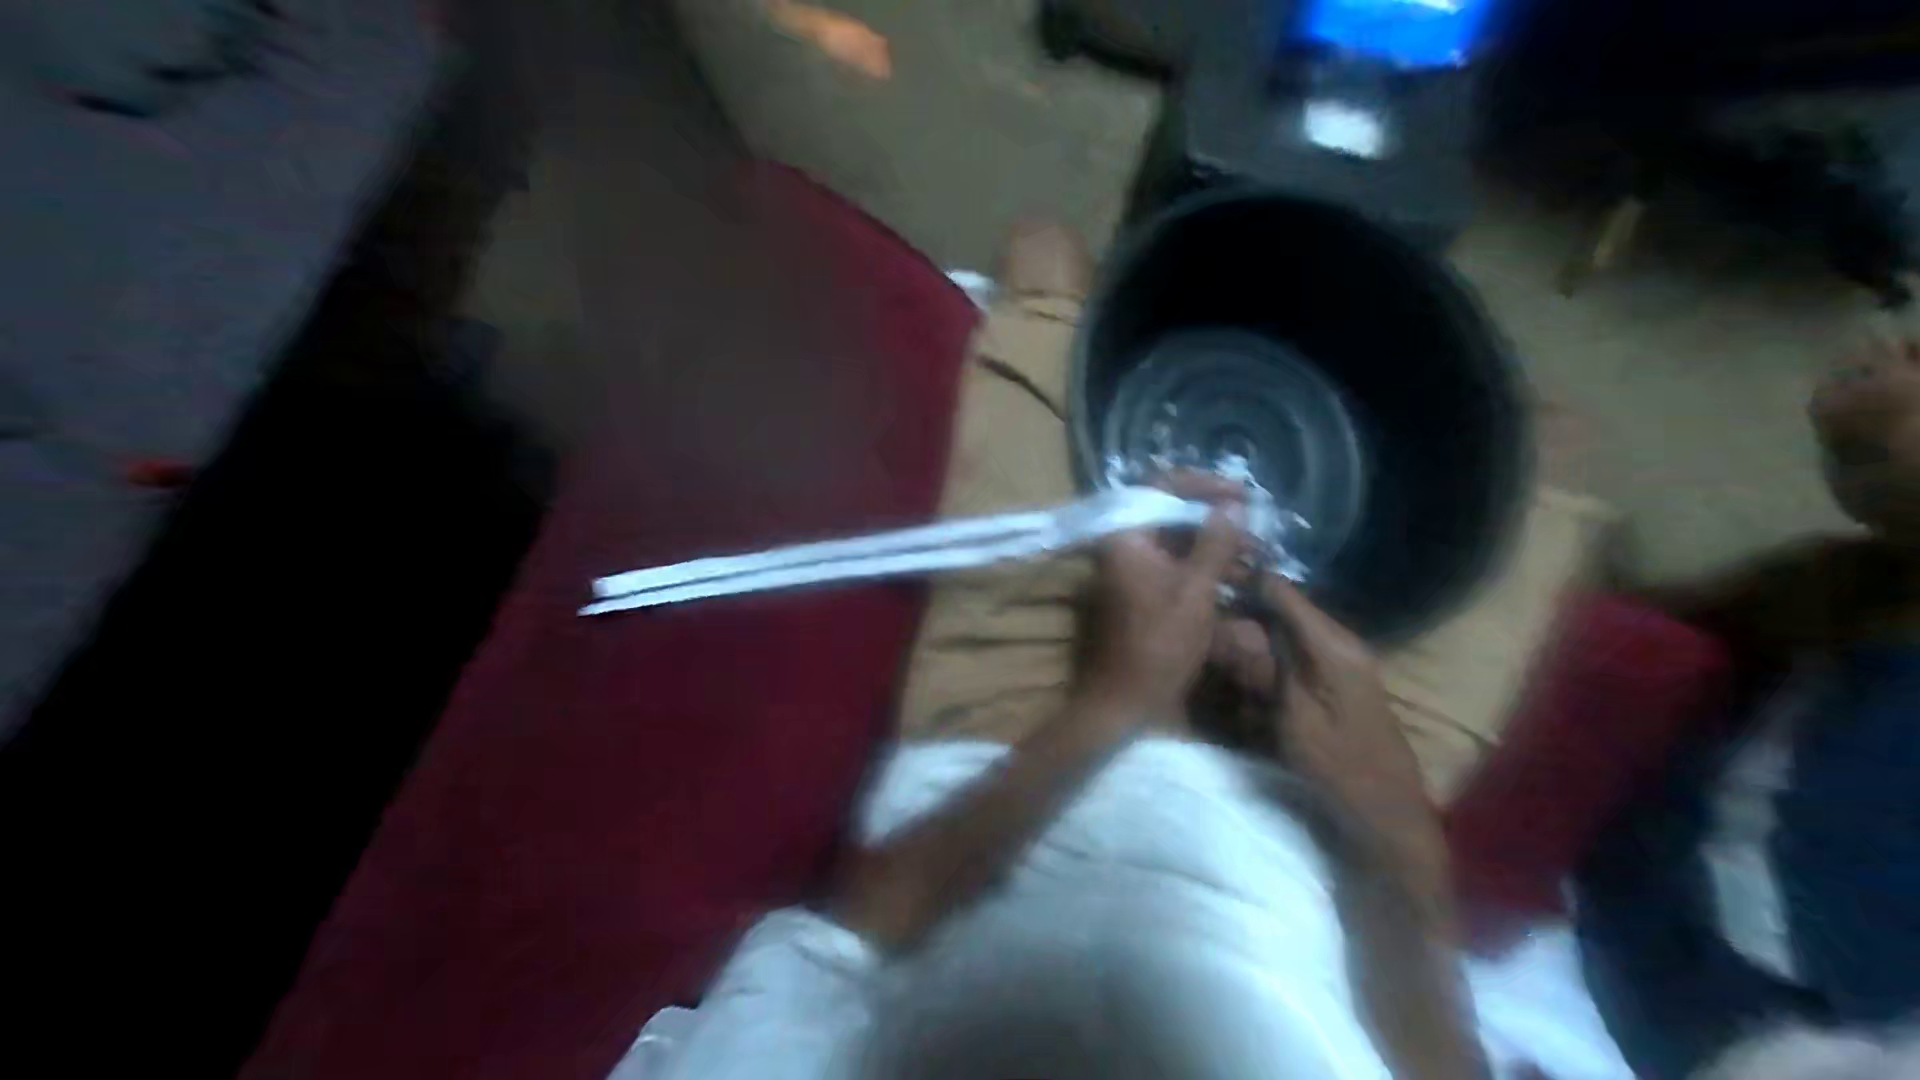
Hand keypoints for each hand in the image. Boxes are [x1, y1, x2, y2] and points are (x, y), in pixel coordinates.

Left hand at [1079, 472, 1249, 726]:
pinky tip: (1238, 578)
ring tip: (1257, 557)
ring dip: (1215, 546)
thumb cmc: (1159, 643)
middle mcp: (1122, 545)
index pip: (1161, 486)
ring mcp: (1129, 568)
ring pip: (1175, 542)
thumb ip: (1215, 543)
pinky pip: (1173, 566)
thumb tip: (1234, 504)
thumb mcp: (1196, 590)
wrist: (1123, 698)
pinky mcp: (1139, 590)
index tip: (1242, 495)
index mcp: (1125, 536)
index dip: (1204, 485)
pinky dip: (1203, 568)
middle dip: (1216, 520)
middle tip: (1256, 531)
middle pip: (1170, 515)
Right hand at [1215, 577, 1448, 918]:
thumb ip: (1263, 663)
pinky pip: (1292, 656)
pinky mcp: (1336, 681)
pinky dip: (1266, 662)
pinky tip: (1246, 679)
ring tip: (1219, 654)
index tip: (1206, 582)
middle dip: (1241, 616)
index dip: (1244, 582)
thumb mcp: (1292, 715)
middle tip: (1204, 629)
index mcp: (1332, 645)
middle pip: (1280, 611)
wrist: (1386, 814)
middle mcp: (1339, 644)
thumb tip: (1232, 622)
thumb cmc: (1338, 766)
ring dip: (1251, 641)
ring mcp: (1340, 662)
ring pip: (1283, 633)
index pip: (1281, 592)